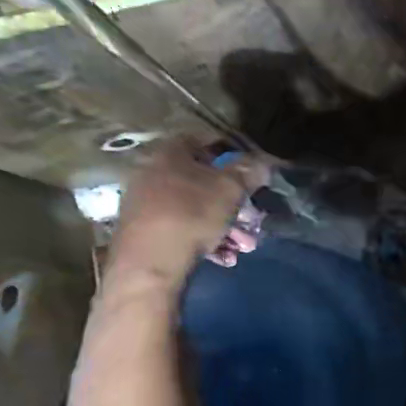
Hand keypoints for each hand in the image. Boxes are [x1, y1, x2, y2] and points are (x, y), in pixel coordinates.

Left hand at [109, 137, 269, 291]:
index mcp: (168, 153)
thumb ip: (249, 171)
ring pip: (194, 209)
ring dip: (223, 226)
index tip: (250, 171)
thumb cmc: (191, 215)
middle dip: (232, 201)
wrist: (148, 264)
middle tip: (252, 219)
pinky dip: (204, 240)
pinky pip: (181, 229)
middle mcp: (150, 173)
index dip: (230, 153)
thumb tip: (263, 161)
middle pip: (201, 181)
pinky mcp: (142, 233)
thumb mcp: (230, 189)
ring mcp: (143, 204)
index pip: (202, 141)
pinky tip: (223, 257)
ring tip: (243, 247)